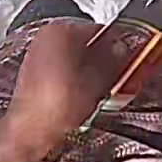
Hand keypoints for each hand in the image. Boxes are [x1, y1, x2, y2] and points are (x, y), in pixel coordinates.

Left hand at [0, 19, 128, 161]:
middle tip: (120, 77)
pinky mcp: (34, 72)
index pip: (99, 30)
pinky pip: (62, 68)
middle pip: (85, 43)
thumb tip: (125, 47)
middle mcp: (46, 36)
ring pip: (74, 57)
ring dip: (91, 70)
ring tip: (105, 89)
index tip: (131, 59)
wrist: (30, 131)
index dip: (118, 46)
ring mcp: (38, 53)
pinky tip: (86, 95)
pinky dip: (76, 78)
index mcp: (60, 30)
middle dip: (104, 59)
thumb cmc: (61, 103)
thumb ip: (114, 60)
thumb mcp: (97, 80)